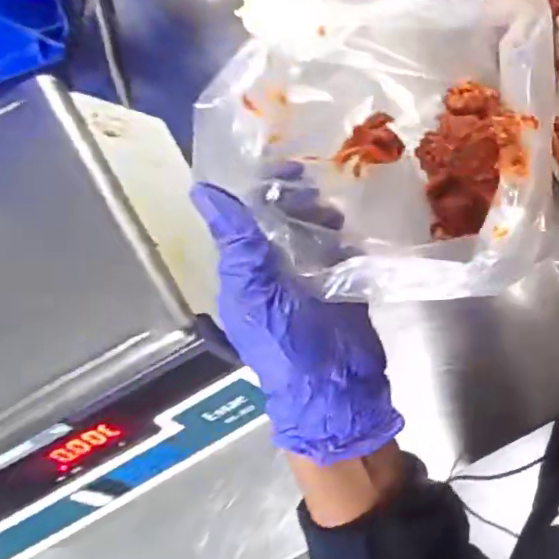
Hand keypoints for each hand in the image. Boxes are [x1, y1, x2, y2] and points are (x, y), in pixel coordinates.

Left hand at [190, 183, 404, 465]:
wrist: (334, 388)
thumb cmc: (285, 344)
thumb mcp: (254, 292)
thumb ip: (238, 243)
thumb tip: (204, 191)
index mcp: (246, 271)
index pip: (247, 219)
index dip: (261, 190)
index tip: (284, 170)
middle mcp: (277, 271)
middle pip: (283, 222)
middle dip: (297, 201)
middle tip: (316, 193)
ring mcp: (312, 280)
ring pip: (314, 235)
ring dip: (323, 218)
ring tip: (335, 214)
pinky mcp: (344, 289)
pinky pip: (344, 255)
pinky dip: (348, 240)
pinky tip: (353, 231)